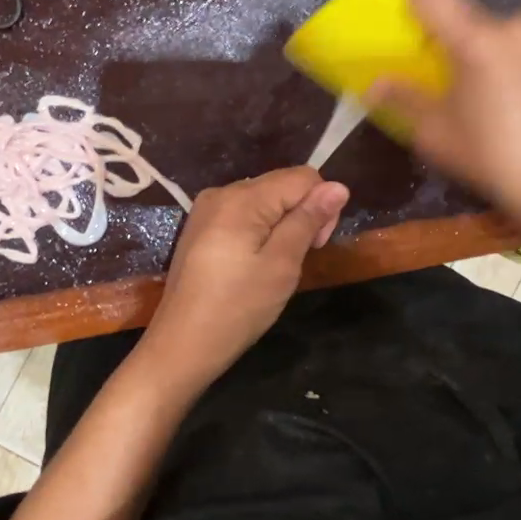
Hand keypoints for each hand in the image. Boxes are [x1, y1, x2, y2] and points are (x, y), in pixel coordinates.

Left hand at [136, 167, 348, 391]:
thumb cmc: (237, 306)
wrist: (182, 343)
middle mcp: (221, 192)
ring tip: (274, 265)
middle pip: (280, 185)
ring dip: (281, 224)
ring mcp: (206, 209)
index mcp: (241, 197)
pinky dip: (259, 231)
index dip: (321, 205)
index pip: (302, 176)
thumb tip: (338, 186)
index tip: (317, 245)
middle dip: (301, 214)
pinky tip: (253, 264)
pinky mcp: (200, 227)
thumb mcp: (281, 264)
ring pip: (263, 200)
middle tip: (295, 260)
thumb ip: (308, 220)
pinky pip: (243, 214)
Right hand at [370, 0, 520, 243]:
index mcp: (475, 42)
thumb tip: (374, 85)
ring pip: (512, 36)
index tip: (408, 6)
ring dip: (503, 56)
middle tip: (466, 90)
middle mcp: (516, 25)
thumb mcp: (438, 136)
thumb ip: (404, 100)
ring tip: (510, 101)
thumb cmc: (499, 161)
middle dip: (466, 48)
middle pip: (475, 24)